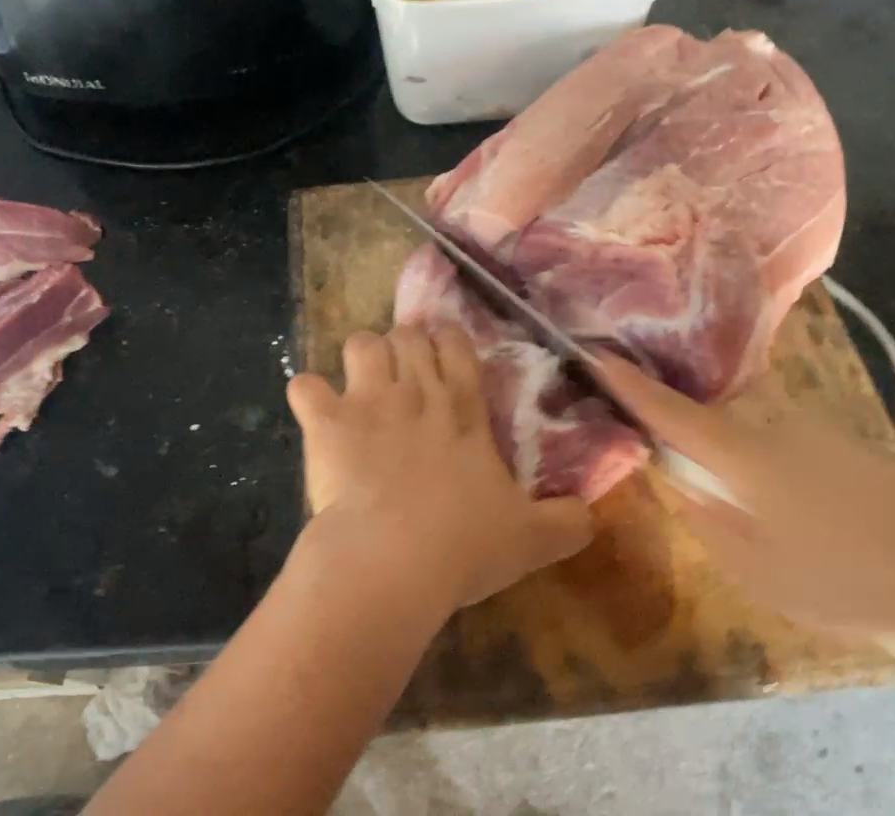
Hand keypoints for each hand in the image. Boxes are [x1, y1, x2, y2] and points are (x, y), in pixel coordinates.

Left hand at [286, 327, 594, 611]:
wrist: (393, 559)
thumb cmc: (464, 545)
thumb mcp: (532, 540)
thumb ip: (566, 523)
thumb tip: (590, 517)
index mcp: (463, 410)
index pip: (456, 345)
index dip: (447, 340)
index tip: (442, 352)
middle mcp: (415, 393)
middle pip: (405, 335)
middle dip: (403, 347)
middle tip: (404, 378)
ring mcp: (367, 403)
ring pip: (359, 344)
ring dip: (361, 360)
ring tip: (362, 390)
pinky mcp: (326, 424)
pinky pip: (304, 386)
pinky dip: (308, 396)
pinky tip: (315, 415)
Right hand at [590, 354, 894, 640]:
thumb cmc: (851, 574)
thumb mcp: (759, 572)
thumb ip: (707, 525)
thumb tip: (679, 489)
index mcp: (739, 455)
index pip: (668, 412)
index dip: (626, 385)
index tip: (592, 355)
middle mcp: (774, 428)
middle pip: (714, 431)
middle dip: (699, 459)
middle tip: (707, 507)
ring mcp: (819, 433)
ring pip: (760, 450)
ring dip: (751, 482)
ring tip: (783, 542)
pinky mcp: (855, 449)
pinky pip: (797, 461)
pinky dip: (791, 488)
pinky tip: (825, 536)